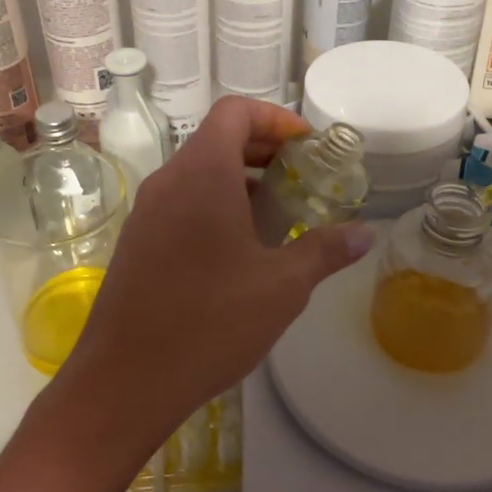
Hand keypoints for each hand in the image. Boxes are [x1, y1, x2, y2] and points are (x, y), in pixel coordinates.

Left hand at [50, 96, 376, 454]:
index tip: (308, 147)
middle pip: (217, 139)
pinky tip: (240, 253)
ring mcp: (146, 212)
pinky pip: (180, 204)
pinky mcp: (136, 242)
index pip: (235, 112)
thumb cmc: (210, 322)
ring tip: (279, 219)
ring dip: (240, 182)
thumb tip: (365, 233)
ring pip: (198, 174)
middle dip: (264, 151)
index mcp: (202, 174)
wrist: (126, 379)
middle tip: (304, 181)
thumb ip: (325, 250)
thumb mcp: (282, 286)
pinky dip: (214, 207)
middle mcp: (168, 181)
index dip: (276, 119)